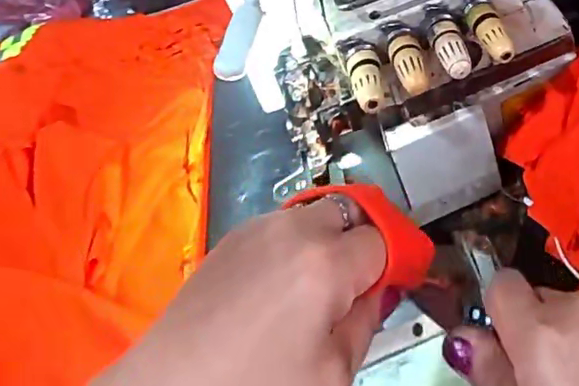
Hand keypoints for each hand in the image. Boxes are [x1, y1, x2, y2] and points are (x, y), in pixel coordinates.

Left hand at [93, 195, 389, 385]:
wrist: (172, 385)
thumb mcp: (330, 375)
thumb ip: (364, 323)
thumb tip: (378, 291)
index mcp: (323, 261)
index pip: (382, 239)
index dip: (399, 258)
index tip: (406, 275)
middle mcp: (292, 228)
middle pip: (348, 210)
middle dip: (364, 236)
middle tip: (365, 282)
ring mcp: (258, 226)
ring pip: (313, 213)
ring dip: (329, 237)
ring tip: (322, 290)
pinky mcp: (233, 235)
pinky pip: (281, 225)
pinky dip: (296, 242)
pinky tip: (285, 288)